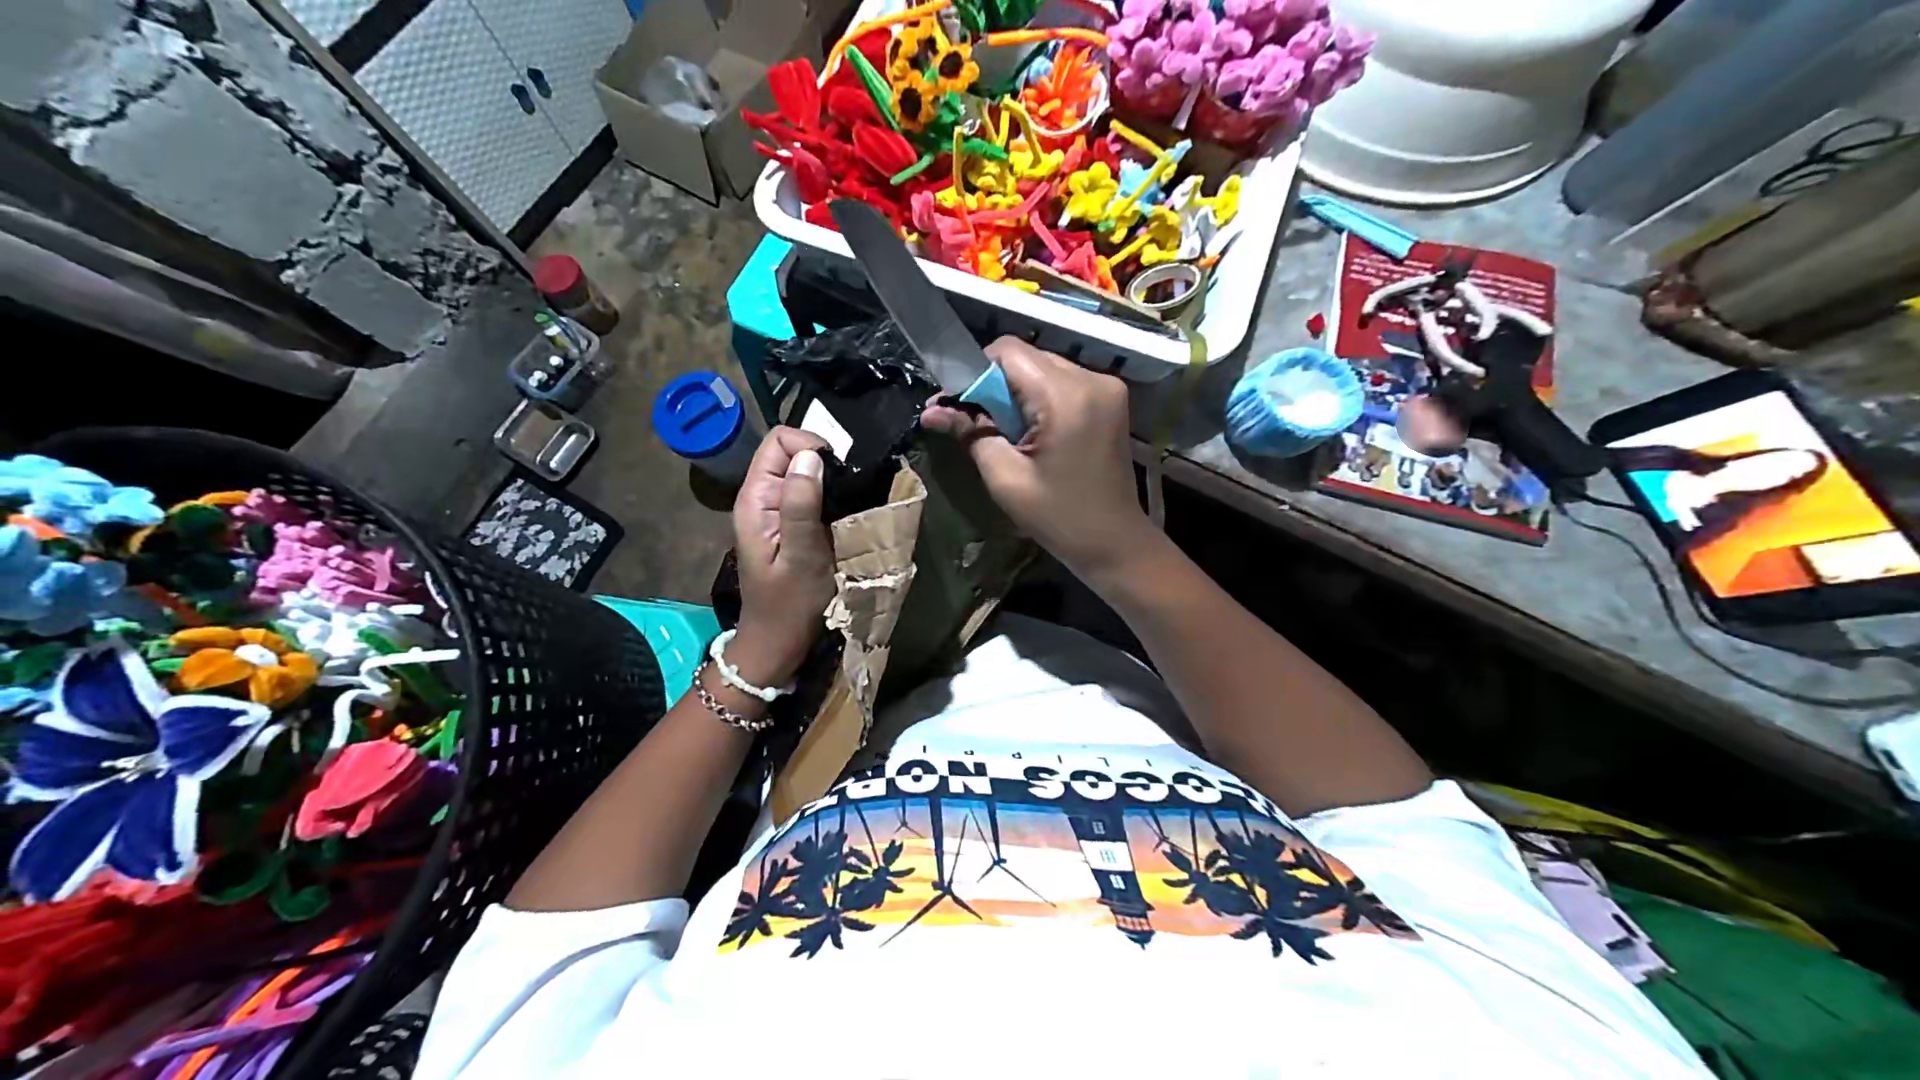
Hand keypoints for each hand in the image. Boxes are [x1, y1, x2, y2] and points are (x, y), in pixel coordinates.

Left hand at [731, 427, 835, 685]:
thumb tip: (810, 456)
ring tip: (852, 501)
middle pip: (792, 452)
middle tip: (850, 490)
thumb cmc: (790, 606)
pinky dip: (831, 497)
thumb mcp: (800, 557)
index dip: (811, 445)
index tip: (839, 473)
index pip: (780, 440)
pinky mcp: (791, 525)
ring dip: (831, 481)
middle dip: (824, 461)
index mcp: (756, 499)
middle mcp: (763, 497)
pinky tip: (846, 514)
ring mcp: (776, 511)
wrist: (778, 644)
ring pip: (804, 472)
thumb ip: (801, 506)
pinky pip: (811, 494)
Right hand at [921, 337, 1154, 574]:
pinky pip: (1064, 382)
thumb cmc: (1059, 518)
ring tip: (1009, 433)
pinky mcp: (1111, 398)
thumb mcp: (1006, 479)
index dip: (976, 373)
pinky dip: (1041, 398)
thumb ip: (970, 434)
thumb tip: (931, 411)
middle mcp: (1092, 379)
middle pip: (1027, 357)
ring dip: (1018, 393)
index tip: (960, 405)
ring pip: (1044, 367)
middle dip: (996, 385)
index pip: (1008, 352)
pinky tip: (1035, 433)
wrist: (1114, 542)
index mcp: (1065, 397)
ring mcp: (1107, 386)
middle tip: (979, 424)